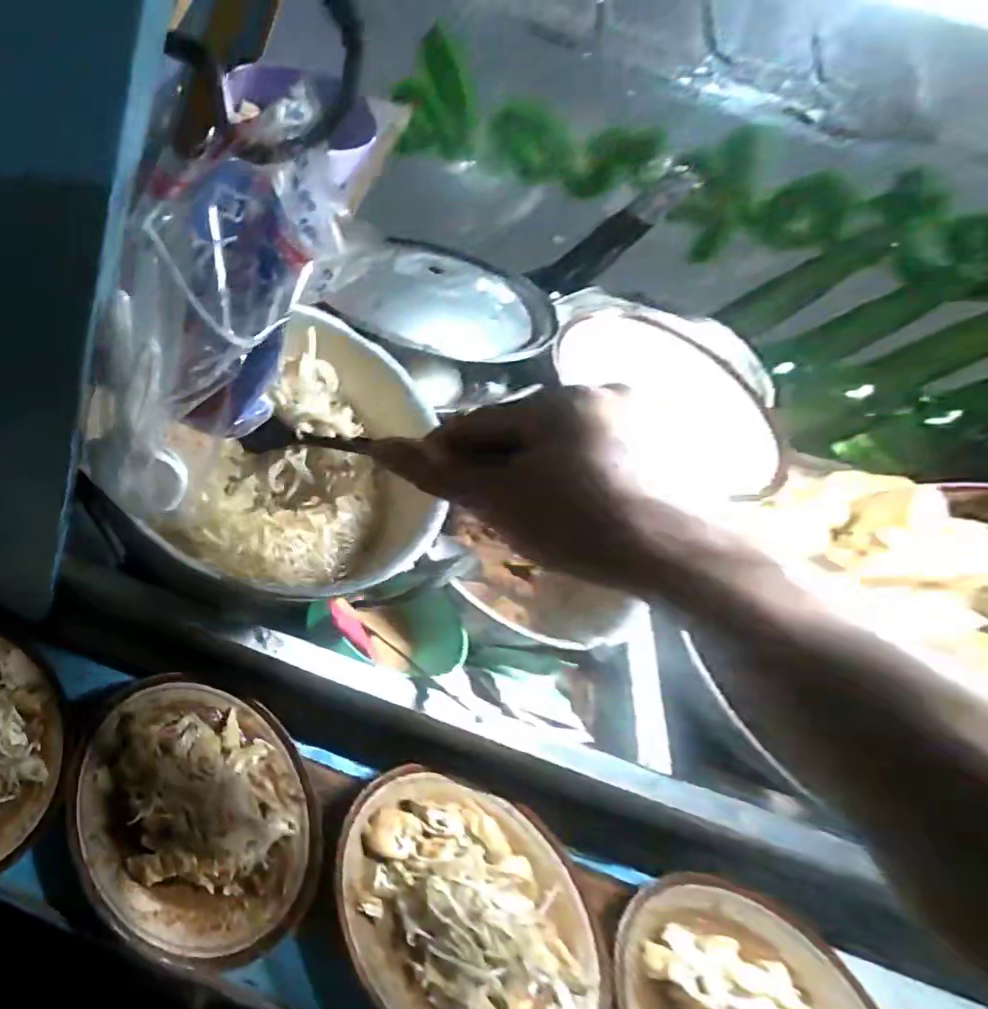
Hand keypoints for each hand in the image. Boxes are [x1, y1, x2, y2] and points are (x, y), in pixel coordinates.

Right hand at [365, 386, 712, 588]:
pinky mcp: (661, 441)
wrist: (685, 561)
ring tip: (530, 515)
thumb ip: (434, 471)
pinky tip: (572, 508)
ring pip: (548, 443)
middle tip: (490, 513)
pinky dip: (565, 474)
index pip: (471, 423)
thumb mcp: (492, 499)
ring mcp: (637, 415)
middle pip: (512, 431)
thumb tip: (380, 446)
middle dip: (491, 468)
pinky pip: (586, 451)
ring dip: (525, 473)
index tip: (448, 497)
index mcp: (555, 399)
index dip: (448, 460)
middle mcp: (598, 391)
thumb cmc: (576, 524)